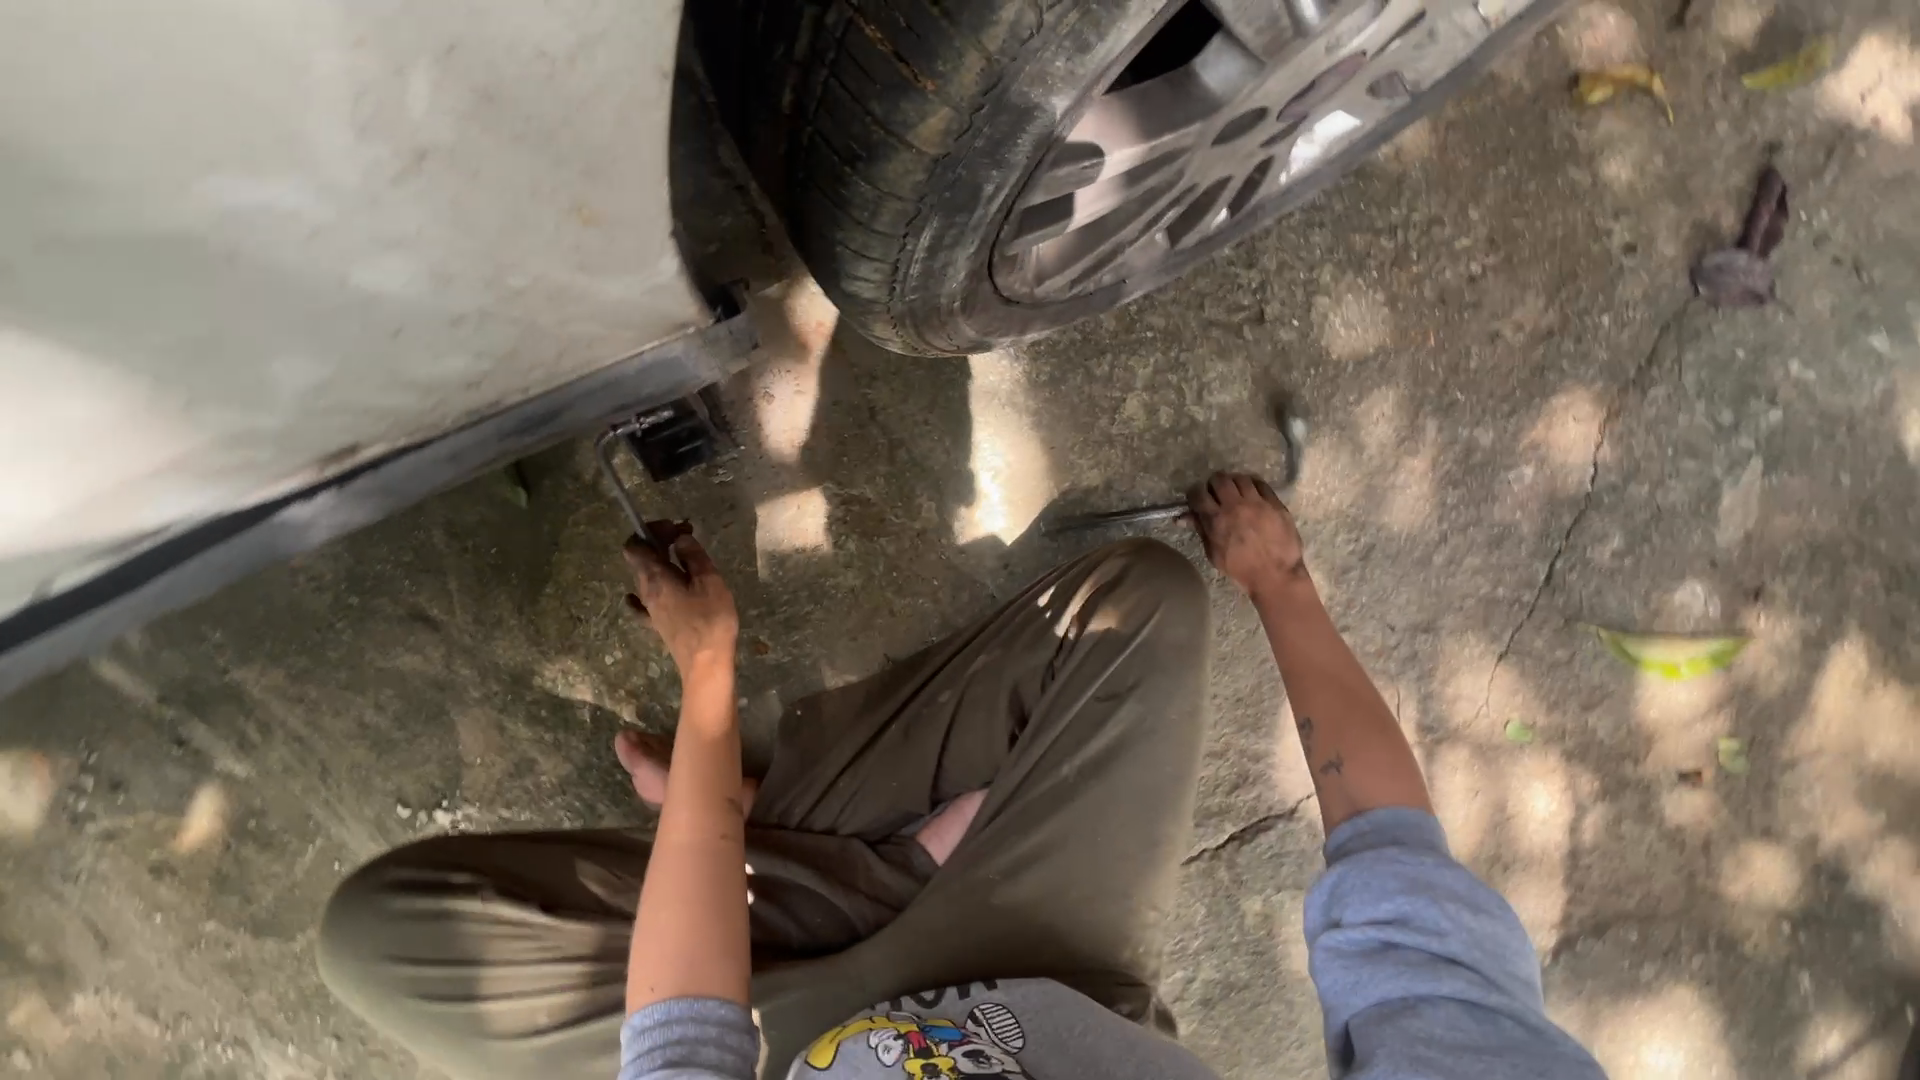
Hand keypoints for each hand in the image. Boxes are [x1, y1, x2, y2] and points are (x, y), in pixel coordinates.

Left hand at [623, 521, 738, 674]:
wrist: (706, 662)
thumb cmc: (710, 618)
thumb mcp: (709, 580)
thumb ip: (693, 556)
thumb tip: (680, 538)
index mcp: (655, 577)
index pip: (634, 545)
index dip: (650, 530)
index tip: (675, 527)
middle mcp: (646, 591)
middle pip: (640, 559)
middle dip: (659, 542)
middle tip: (687, 536)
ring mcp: (649, 609)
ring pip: (645, 577)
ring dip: (662, 561)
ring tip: (687, 559)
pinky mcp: (658, 624)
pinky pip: (644, 602)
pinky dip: (650, 588)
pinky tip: (654, 592)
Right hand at [1188, 472, 1305, 599]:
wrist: (1275, 575)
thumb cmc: (1240, 568)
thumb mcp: (1213, 553)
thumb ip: (1201, 530)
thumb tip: (1182, 517)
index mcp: (1216, 520)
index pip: (1198, 493)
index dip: (1195, 493)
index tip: (1197, 498)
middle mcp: (1235, 506)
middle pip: (1219, 479)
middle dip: (1214, 484)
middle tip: (1216, 493)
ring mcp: (1257, 503)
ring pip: (1240, 478)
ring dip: (1234, 482)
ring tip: (1235, 492)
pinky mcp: (1275, 504)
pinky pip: (1261, 484)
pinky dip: (1253, 485)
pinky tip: (1252, 493)